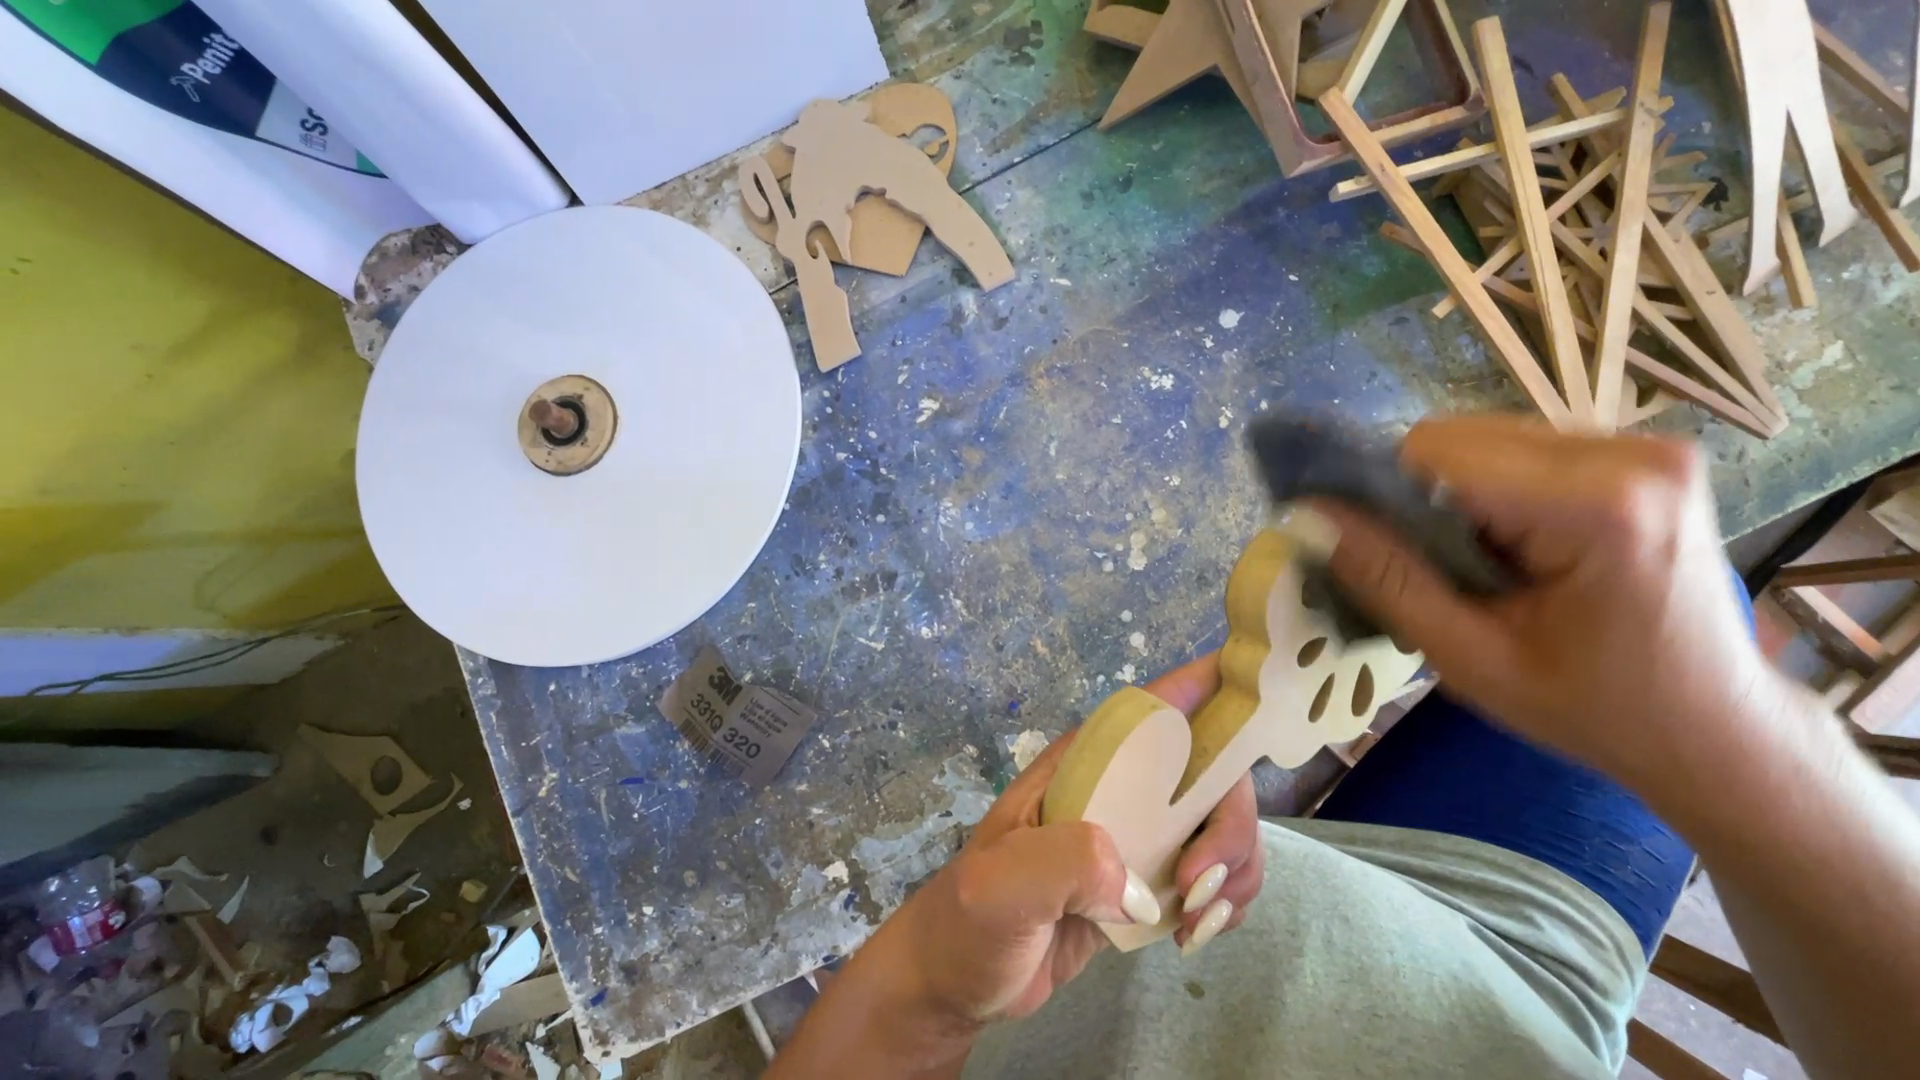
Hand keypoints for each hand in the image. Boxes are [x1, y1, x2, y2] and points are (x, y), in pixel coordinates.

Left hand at [770, 659, 1265, 1076]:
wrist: (961, 980)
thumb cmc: (969, 922)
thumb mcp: (1000, 885)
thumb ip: (1063, 863)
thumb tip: (1134, 877)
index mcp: (1083, 766)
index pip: (1153, 709)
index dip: (1210, 690)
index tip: (1262, 695)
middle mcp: (1120, 789)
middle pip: (1213, 775)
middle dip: (1229, 829)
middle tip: (1197, 885)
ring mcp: (1138, 834)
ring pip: (1223, 828)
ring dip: (1232, 873)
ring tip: (1194, 921)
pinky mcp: (1149, 881)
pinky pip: (1216, 876)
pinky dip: (1224, 902)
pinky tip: (1193, 933)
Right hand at [1313, 415, 1778, 788]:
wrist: (1717, 730)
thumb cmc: (1596, 710)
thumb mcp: (1471, 660)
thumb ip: (1387, 580)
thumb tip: (1308, 515)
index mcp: (1601, 506)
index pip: (1438, 456)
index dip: (1377, 493)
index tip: (1354, 544)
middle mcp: (1631, 453)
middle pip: (1459, 438)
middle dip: (1418, 497)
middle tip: (1428, 569)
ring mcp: (1643, 446)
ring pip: (1483, 437)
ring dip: (1451, 493)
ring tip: (1473, 564)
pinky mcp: (1641, 453)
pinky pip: (1519, 448)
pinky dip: (1488, 489)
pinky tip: (1507, 545)